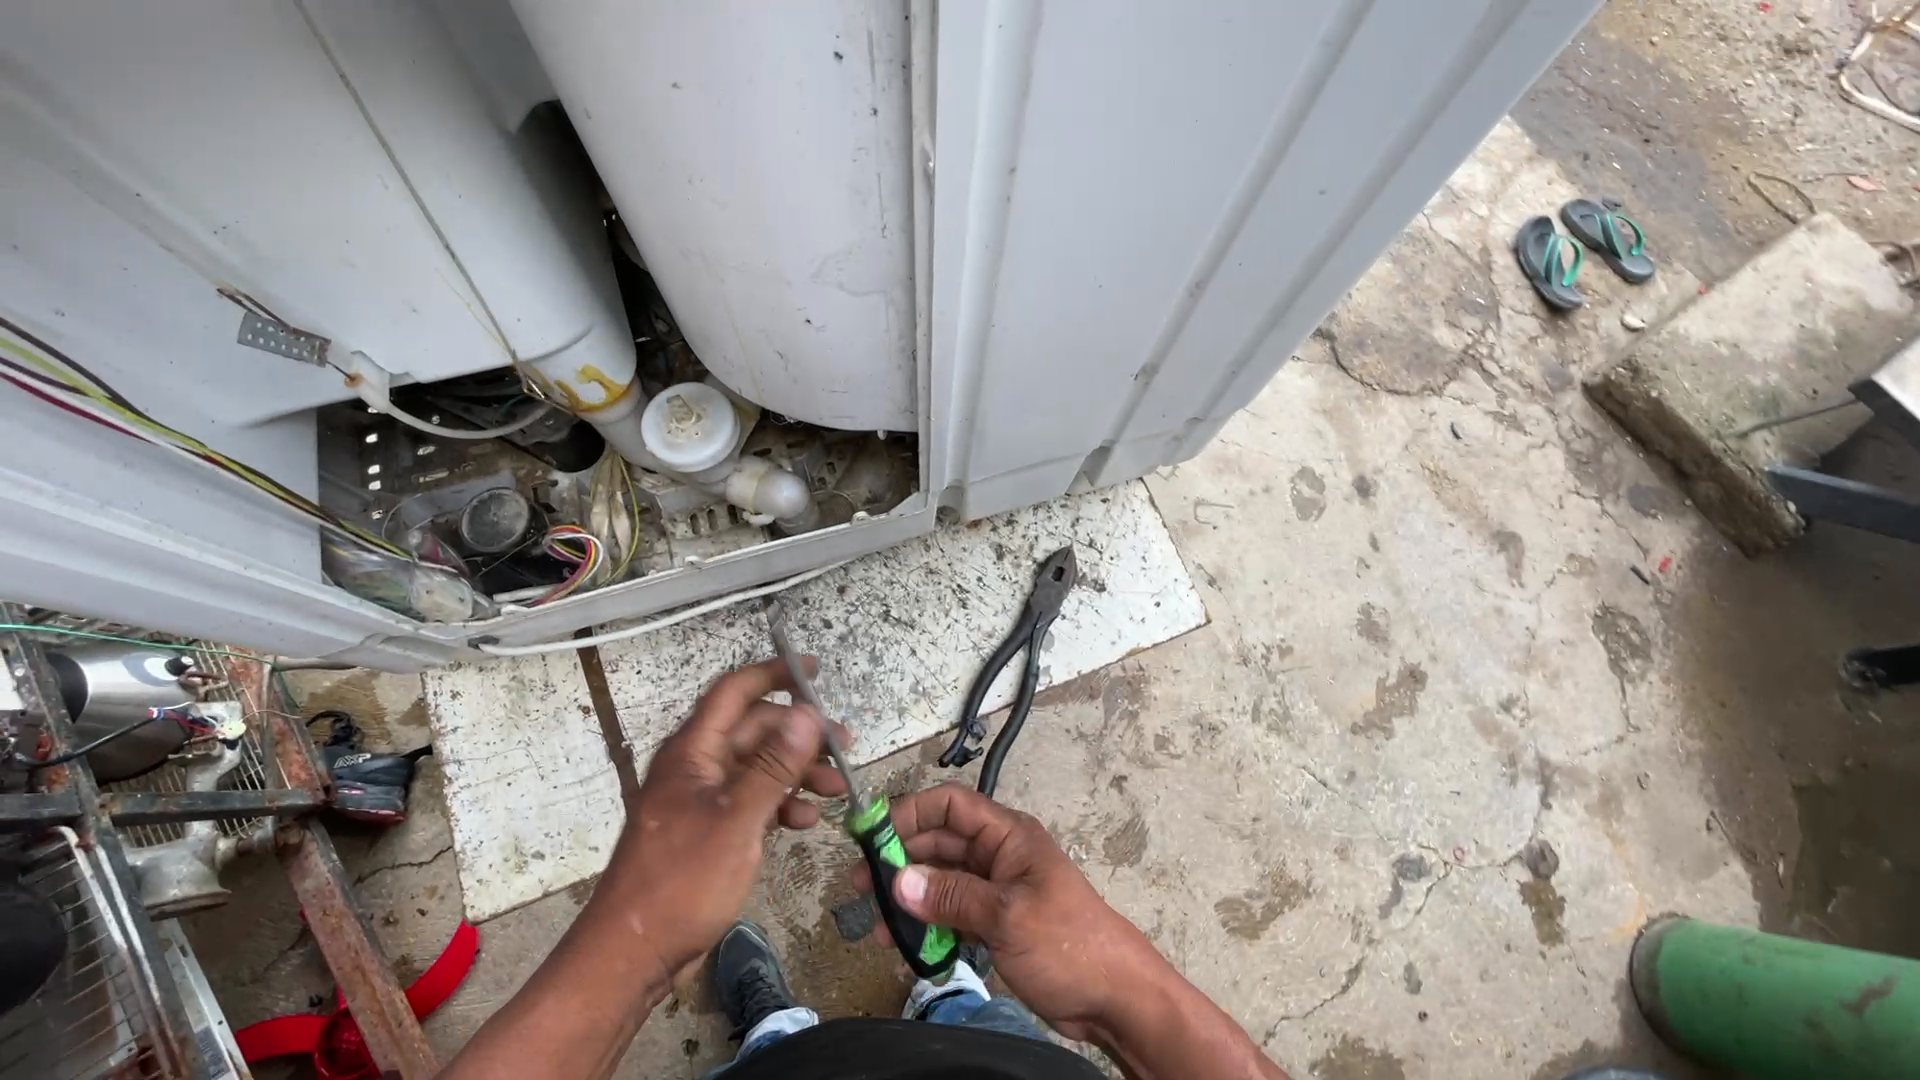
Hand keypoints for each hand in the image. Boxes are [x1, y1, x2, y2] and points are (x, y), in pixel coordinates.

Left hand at [597, 657, 848, 980]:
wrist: (633, 953)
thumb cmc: (682, 881)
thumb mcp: (737, 819)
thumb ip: (775, 765)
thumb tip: (808, 714)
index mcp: (692, 752)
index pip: (734, 693)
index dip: (773, 675)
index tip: (814, 671)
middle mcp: (695, 767)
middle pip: (754, 732)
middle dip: (800, 736)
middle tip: (845, 747)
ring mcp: (701, 800)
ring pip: (757, 769)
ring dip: (796, 773)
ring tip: (836, 788)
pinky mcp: (708, 831)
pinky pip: (750, 802)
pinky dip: (779, 805)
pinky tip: (804, 821)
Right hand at [867, 784, 1176, 1040]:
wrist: (1115, 997)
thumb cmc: (1068, 943)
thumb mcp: (1007, 917)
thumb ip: (951, 897)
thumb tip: (897, 882)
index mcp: (1008, 835)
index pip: (951, 806)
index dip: (910, 813)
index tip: (871, 834)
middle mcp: (999, 854)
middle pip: (939, 844)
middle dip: (900, 860)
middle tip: (861, 886)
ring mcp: (996, 889)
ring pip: (941, 882)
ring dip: (909, 898)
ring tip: (876, 925)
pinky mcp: (994, 923)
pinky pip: (951, 913)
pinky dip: (927, 925)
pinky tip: (903, 943)